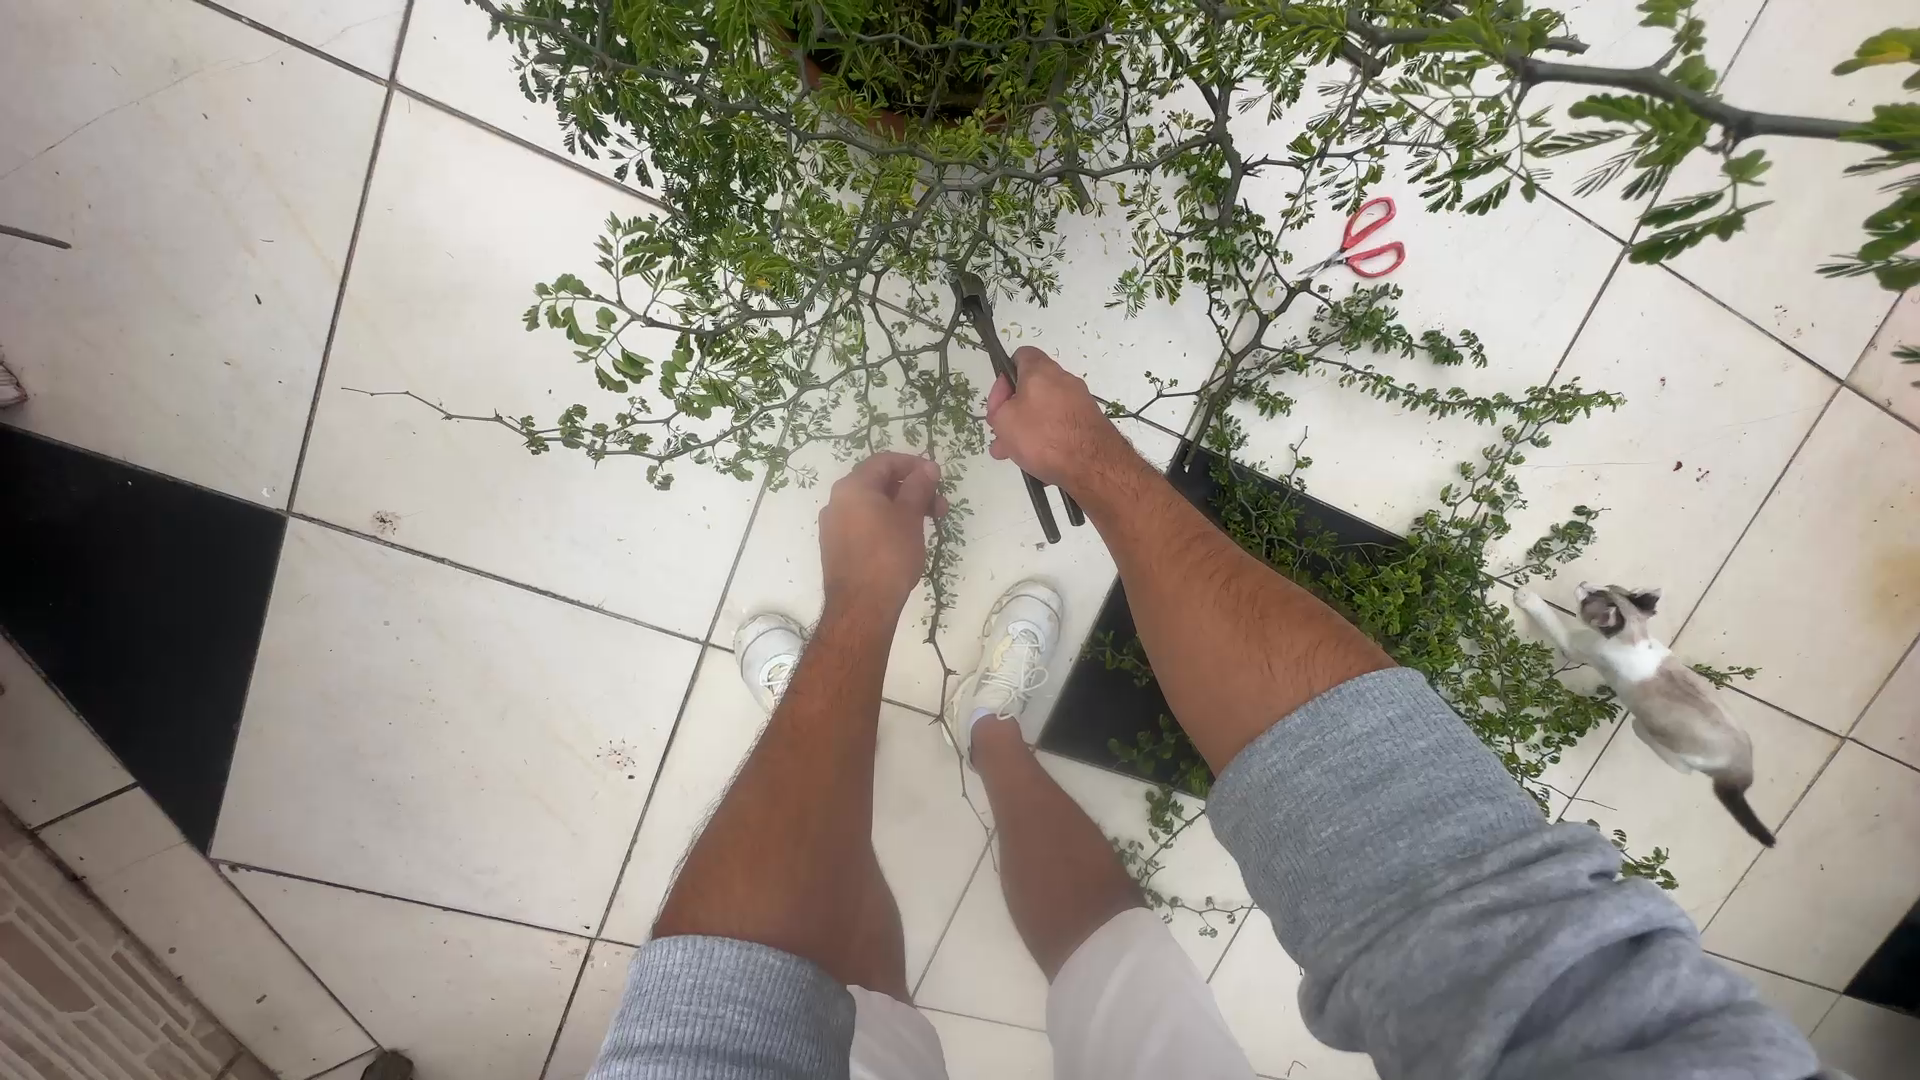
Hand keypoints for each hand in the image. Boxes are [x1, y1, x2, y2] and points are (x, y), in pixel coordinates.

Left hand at [819, 453, 947, 614]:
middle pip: (878, 483)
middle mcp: (837, 501)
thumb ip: (919, 487)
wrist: (862, 607)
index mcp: (852, 487)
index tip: (937, 478)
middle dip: (912, 489)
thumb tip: (928, 467)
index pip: (884, 461)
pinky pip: (864, 524)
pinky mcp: (837, 547)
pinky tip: (905, 540)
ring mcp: (834, 526)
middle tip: (939, 506)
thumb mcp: (910, 517)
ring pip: (872, 505)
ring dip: (902, 508)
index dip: (913, 464)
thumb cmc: (889, 555)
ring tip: (927, 526)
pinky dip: (886, 523)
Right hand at [985, 347, 1134, 491]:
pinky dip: (1048, 439)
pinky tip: (1038, 461)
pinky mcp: (1088, 423)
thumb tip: (1005, 411)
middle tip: (1003, 435)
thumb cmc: (1043, 436)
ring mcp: (1079, 402)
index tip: (999, 402)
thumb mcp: (1003, 420)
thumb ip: (998, 409)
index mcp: (1040, 370)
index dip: (1004, 377)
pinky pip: (1060, 426)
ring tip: (1016, 455)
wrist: (1091, 464)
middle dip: (1013, 412)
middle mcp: (1063, 380)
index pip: (1020, 356)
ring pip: (1044, 411)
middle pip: (1031, 388)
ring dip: (1028, 430)